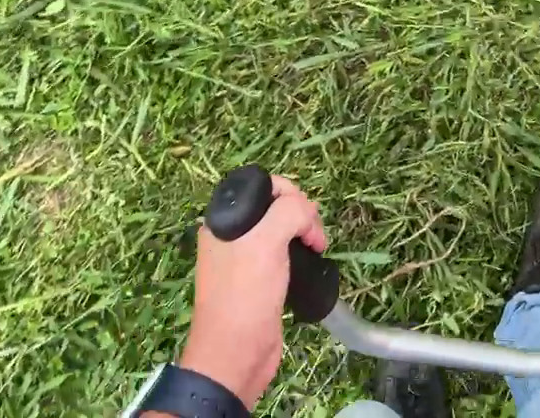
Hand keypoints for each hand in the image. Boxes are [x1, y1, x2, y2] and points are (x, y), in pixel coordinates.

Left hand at [173, 175, 327, 408]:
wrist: (237, 354)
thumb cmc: (247, 293)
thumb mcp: (267, 240)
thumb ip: (290, 211)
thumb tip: (308, 214)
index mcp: (223, 220)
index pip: (262, 185)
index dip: (290, 193)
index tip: (304, 215)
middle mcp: (232, 234)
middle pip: (277, 204)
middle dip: (302, 212)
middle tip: (314, 235)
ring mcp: (245, 256)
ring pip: (284, 227)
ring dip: (305, 230)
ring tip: (316, 246)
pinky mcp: (260, 277)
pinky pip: (285, 249)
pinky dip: (301, 249)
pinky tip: (310, 257)